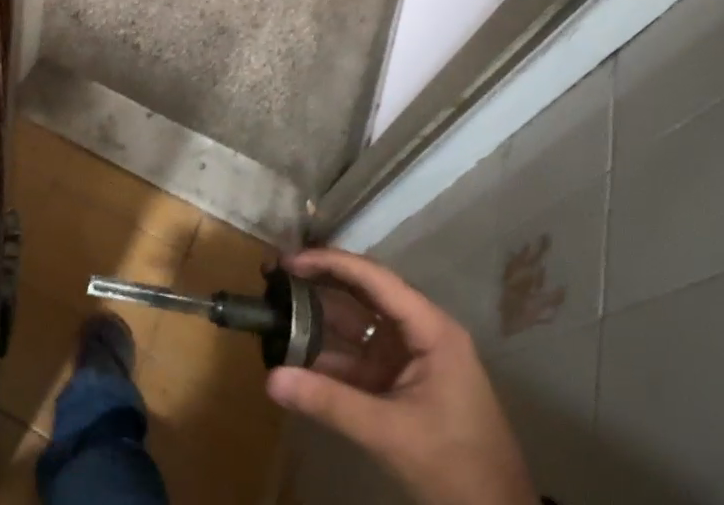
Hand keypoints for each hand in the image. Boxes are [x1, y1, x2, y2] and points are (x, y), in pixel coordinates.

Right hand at [265, 250, 534, 504]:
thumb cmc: (453, 462)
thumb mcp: (388, 431)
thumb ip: (329, 402)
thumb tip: (270, 379)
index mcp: (431, 330)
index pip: (376, 281)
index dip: (331, 264)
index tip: (289, 261)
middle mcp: (420, 332)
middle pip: (363, 295)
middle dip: (320, 283)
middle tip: (275, 274)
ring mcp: (408, 357)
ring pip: (356, 326)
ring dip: (318, 319)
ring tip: (274, 308)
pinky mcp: (398, 382)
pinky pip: (356, 357)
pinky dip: (325, 354)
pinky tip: (291, 354)